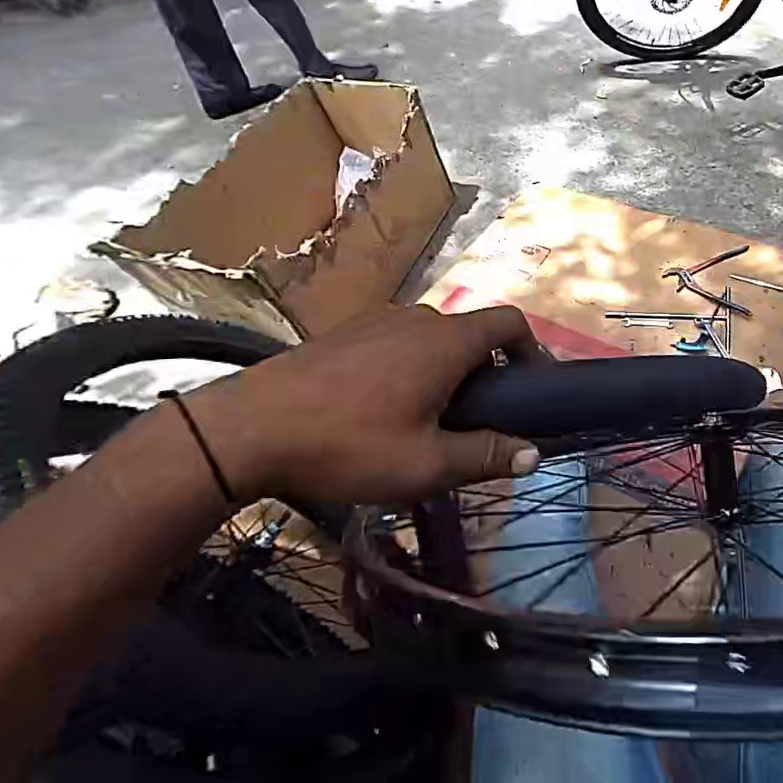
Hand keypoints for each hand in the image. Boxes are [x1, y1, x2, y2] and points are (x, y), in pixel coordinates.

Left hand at [182, 305, 543, 504]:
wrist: (251, 427)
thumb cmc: (346, 446)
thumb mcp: (422, 466)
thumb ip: (482, 456)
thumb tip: (531, 453)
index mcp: (442, 342)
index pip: (507, 322)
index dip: (531, 350)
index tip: (531, 387)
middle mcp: (414, 317)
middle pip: (468, 333)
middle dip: (483, 372)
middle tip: (474, 423)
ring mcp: (375, 319)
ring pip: (430, 338)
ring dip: (443, 370)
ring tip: (426, 421)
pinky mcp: (345, 330)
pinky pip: (395, 341)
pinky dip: (409, 365)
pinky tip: (381, 407)